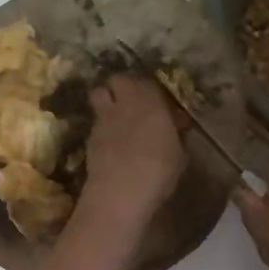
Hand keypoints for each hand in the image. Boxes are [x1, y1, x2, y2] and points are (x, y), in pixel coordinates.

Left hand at [83, 75, 185, 223]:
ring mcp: (103, 117)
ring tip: (116, 116)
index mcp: (151, 102)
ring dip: (106, 100)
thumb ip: (174, 133)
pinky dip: (101, 125)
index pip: (149, 82)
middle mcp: (125, 103)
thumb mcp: (178, 153)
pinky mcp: (89, 135)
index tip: (159, 104)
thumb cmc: (159, 171)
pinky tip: (109, 141)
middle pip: (117, 79)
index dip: (152, 91)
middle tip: (132, 101)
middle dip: (123, 86)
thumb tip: (174, 125)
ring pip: (98, 94)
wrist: (121, 190)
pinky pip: (95, 121)